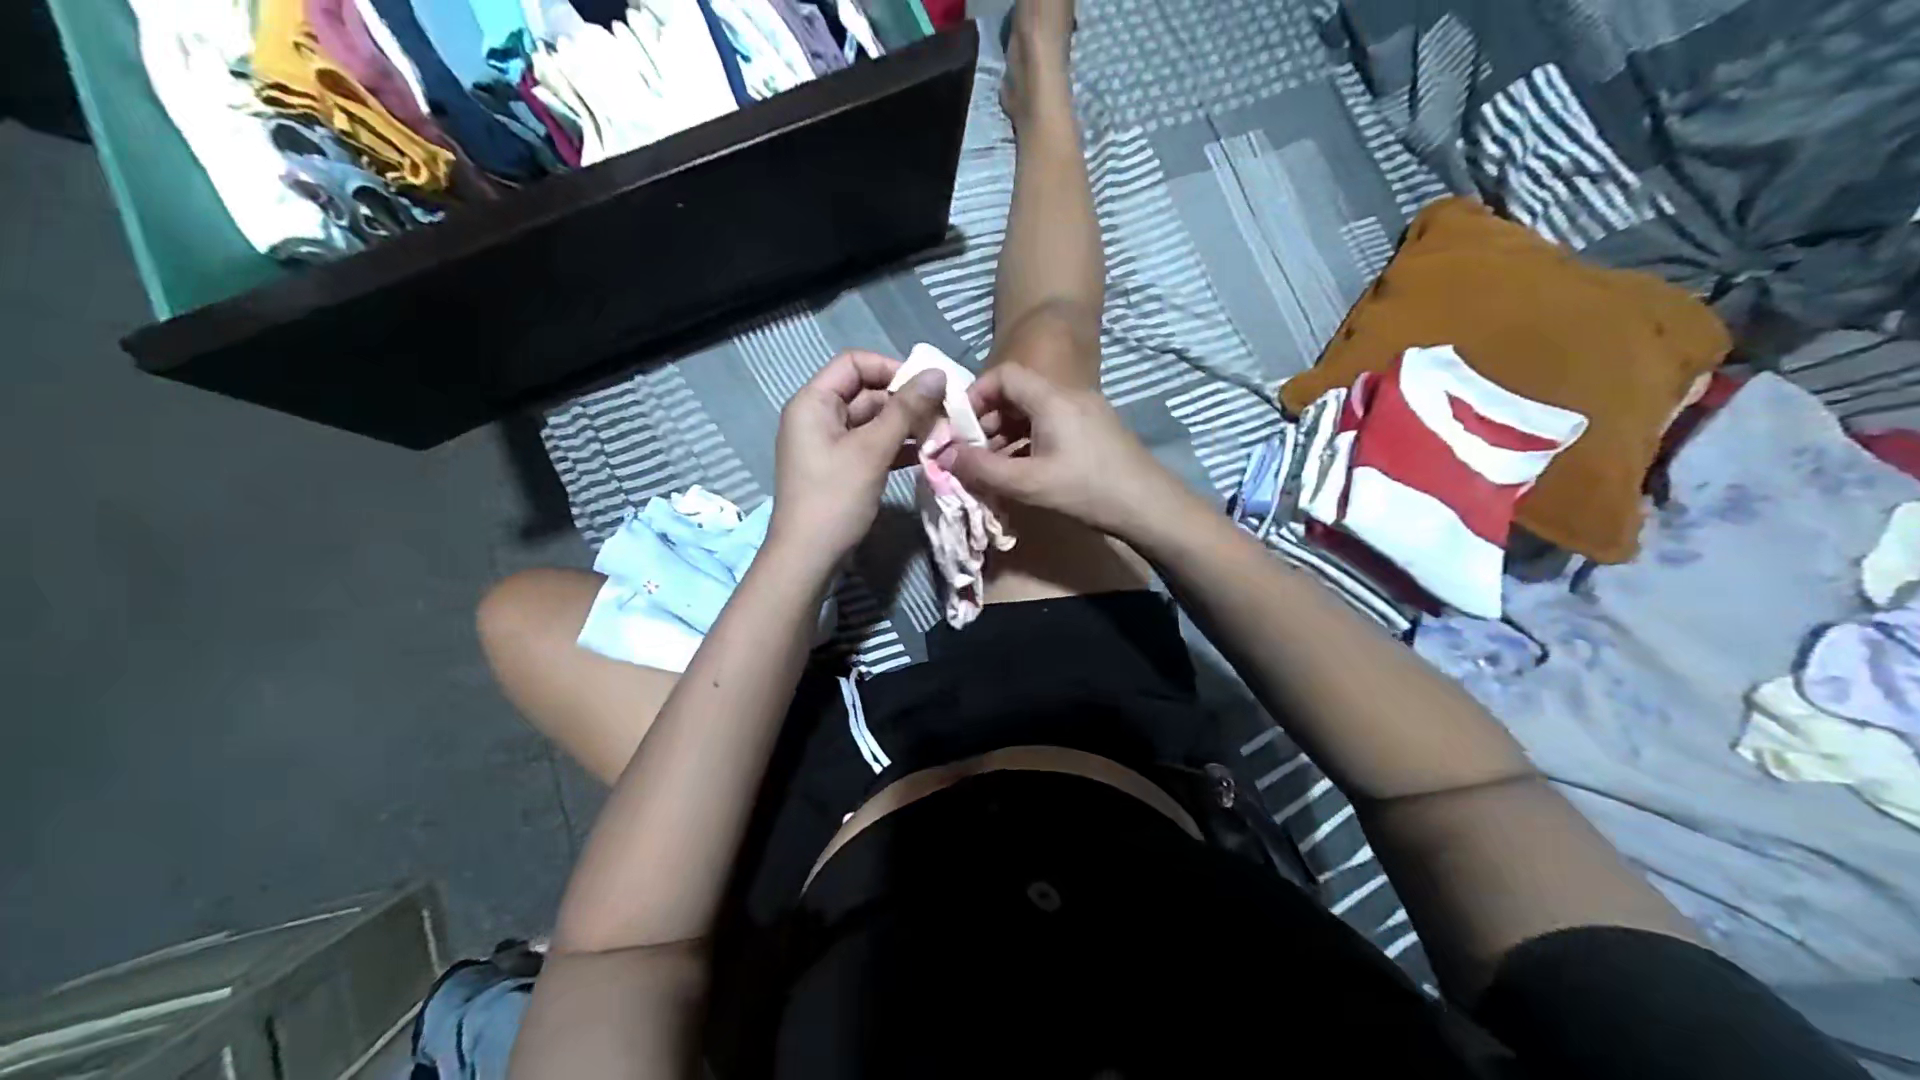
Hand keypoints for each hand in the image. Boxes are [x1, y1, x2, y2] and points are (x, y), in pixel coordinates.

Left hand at [769, 350, 946, 560]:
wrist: (808, 557)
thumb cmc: (835, 498)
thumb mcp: (872, 450)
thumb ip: (906, 409)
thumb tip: (938, 374)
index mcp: (814, 402)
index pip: (854, 363)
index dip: (892, 368)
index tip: (928, 386)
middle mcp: (818, 416)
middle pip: (867, 392)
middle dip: (906, 401)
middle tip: (945, 414)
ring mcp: (829, 443)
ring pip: (873, 421)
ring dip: (906, 426)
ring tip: (942, 435)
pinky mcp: (841, 467)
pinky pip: (871, 445)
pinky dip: (896, 447)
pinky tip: (927, 455)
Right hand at [948, 364, 1196, 538]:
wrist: (1149, 505)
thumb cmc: (1087, 490)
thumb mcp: (1028, 483)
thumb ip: (981, 469)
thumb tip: (943, 456)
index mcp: (1052, 398)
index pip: (1004, 375)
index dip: (976, 395)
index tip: (960, 426)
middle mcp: (1068, 396)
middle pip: (1017, 394)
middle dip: (988, 420)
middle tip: (973, 451)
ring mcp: (1085, 412)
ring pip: (1033, 412)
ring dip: (1007, 434)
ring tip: (992, 466)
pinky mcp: (1093, 430)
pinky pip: (1050, 425)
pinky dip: (1028, 442)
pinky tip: (1021, 470)